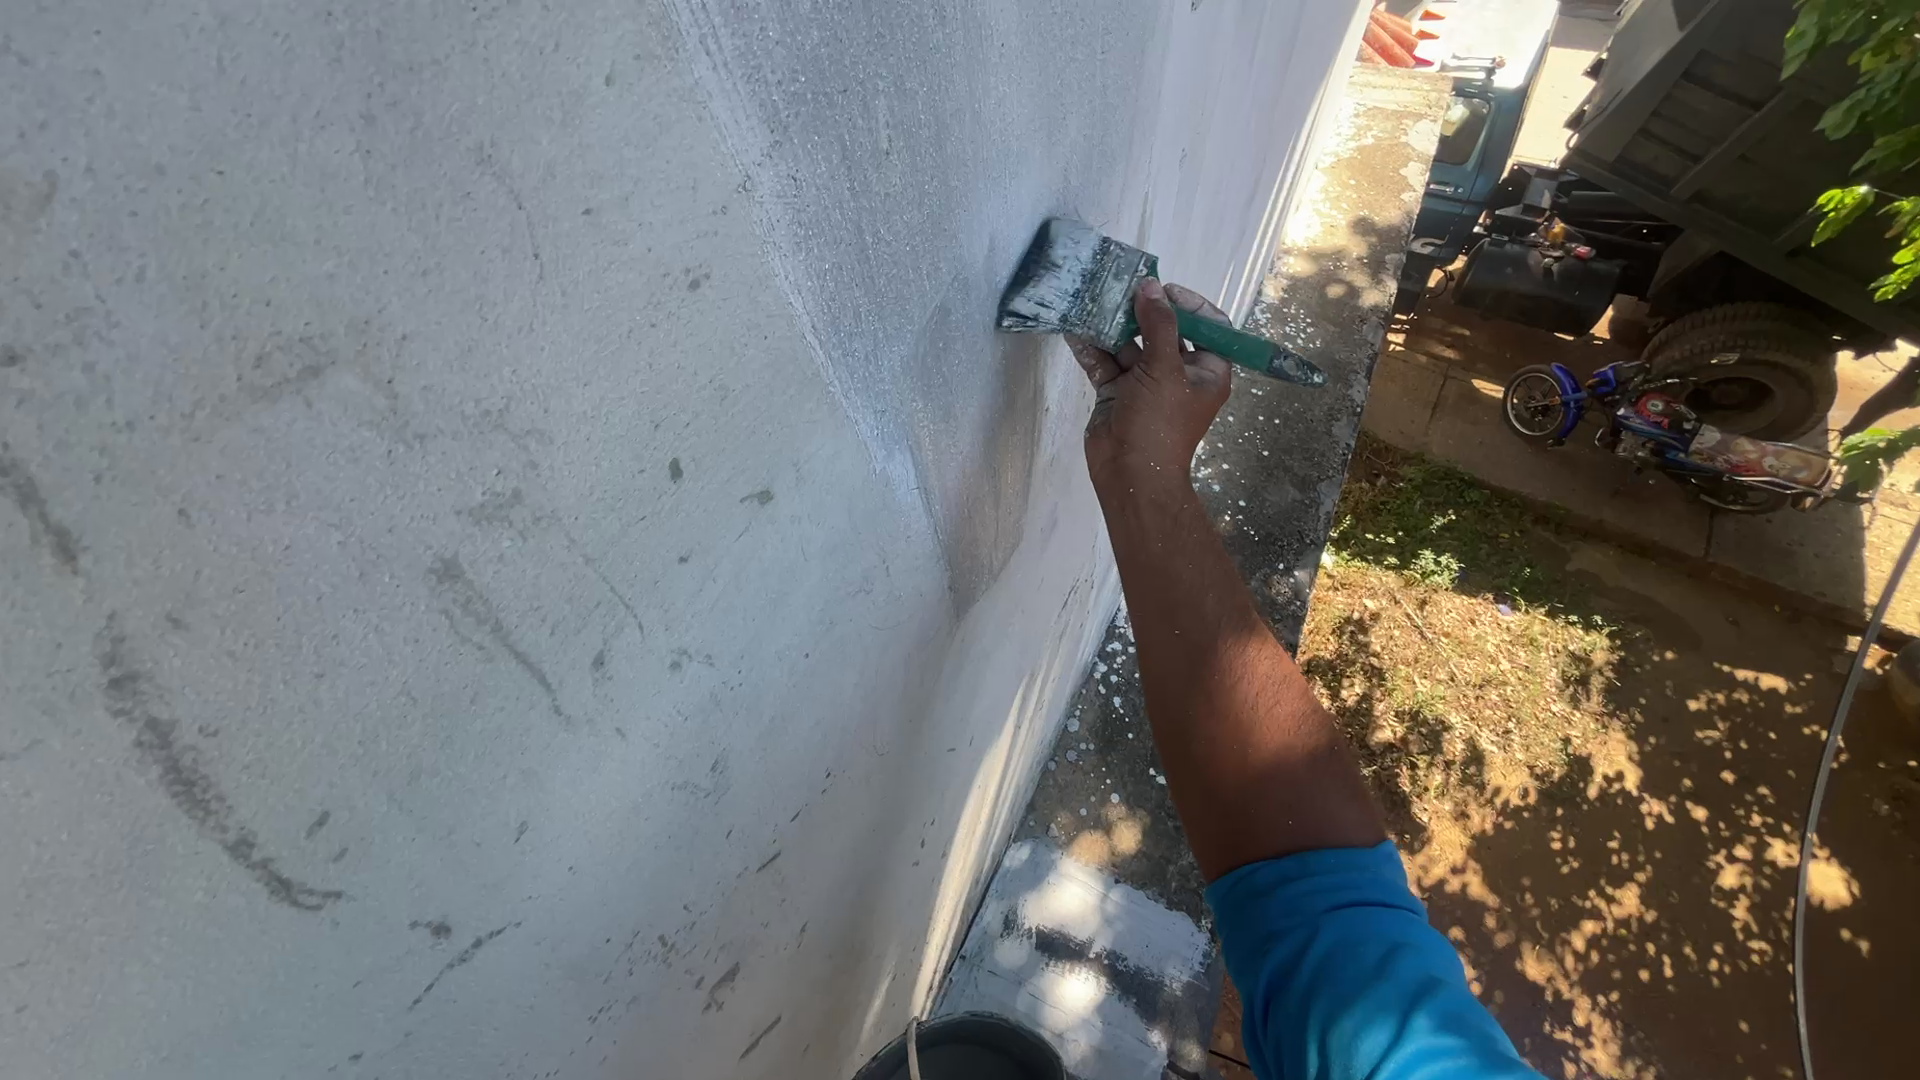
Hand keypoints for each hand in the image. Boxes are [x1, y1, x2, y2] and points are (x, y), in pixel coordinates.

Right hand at [1069, 279, 1231, 493]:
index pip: (1209, 327)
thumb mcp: (1165, 370)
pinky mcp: (1116, 393)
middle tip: (1122, 289)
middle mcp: (1177, 374)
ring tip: (1094, 299)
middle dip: (1142, 311)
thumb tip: (1151, 287)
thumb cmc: (1160, 423)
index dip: (1190, 305)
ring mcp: (1144, 383)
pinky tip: (1075, 327)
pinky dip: (1091, 347)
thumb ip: (1158, 326)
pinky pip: (1105, 363)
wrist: (1129, 474)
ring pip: (1129, 346)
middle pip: (1163, 332)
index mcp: (1206, 371)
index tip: (1165, 289)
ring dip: (1112, 325)